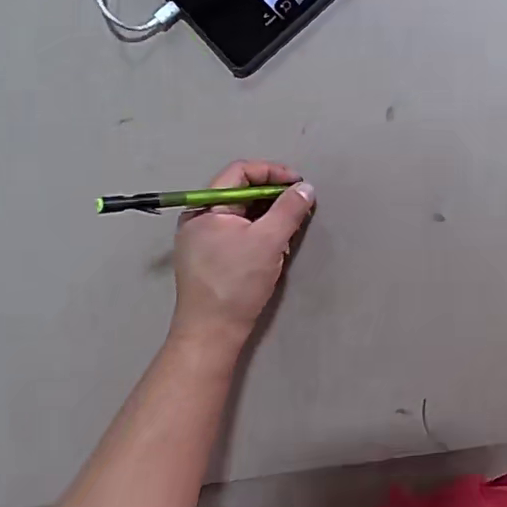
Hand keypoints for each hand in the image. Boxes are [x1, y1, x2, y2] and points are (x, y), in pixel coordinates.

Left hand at [169, 161, 314, 356]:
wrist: (212, 334)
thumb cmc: (236, 283)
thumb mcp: (269, 241)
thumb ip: (289, 210)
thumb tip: (305, 188)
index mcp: (205, 207)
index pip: (240, 172)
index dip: (272, 172)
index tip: (299, 184)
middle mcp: (200, 218)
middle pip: (242, 193)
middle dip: (274, 196)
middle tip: (299, 206)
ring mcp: (203, 240)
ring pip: (243, 215)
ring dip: (270, 216)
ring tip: (290, 230)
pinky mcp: (211, 260)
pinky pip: (239, 233)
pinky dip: (260, 233)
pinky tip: (276, 248)